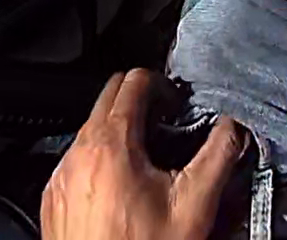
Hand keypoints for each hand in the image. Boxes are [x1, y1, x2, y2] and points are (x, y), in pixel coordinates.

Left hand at [42, 70, 240, 239]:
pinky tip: (118, 187)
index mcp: (112, 142)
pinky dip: (98, 157)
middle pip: (110, 93)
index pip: (134, 79)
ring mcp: (62, 175)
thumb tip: (233, 126)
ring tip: (144, 159)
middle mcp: (80, 151)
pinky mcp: (54, 198)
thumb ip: (218, 154)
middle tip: (162, 123)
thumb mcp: (193, 206)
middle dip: (138, 99)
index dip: (160, 86)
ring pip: (92, 124)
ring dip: (118, 127)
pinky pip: (76, 156)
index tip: (174, 106)